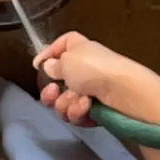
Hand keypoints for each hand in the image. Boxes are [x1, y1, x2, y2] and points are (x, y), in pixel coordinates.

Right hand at [33, 31, 157, 125]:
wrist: (122, 92)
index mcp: (79, 48)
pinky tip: (86, 108)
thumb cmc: (93, 68)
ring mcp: (91, 90)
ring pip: (64, 102)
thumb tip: (49, 66)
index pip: (61, 45)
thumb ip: (53, 65)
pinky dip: (79, 112)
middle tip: (53, 93)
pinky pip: (77, 114)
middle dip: (52, 92)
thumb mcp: (66, 61)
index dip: (48, 53)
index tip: (37, 65)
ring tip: (79, 100)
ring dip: (66, 104)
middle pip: (58, 81)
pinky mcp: (97, 109)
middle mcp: (85, 68)